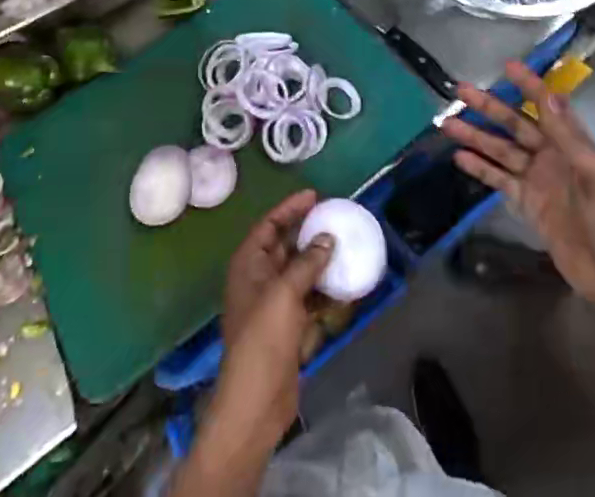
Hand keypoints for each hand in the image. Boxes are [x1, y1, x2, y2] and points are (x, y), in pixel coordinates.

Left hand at [209, 190, 332, 448]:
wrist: (256, 399)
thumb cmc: (263, 339)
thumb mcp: (284, 294)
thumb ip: (306, 263)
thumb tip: (327, 238)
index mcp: (248, 265)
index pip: (268, 225)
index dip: (289, 208)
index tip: (314, 196)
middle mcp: (259, 278)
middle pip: (284, 245)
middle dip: (308, 231)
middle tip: (336, 218)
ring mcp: (273, 303)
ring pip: (299, 271)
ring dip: (320, 260)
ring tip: (346, 245)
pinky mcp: (288, 325)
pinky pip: (309, 297)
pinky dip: (325, 289)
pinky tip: (346, 284)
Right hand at [443, 61, 594, 304]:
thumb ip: (569, 138)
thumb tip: (548, 95)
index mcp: (576, 146)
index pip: (548, 107)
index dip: (529, 86)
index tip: (508, 66)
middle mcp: (554, 157)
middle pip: (516, 126)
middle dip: (490, 107)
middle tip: (461, 90)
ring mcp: (539, 182)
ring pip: (502, 151)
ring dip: (477, 137)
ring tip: (448, 123)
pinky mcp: (528, 206)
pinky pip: (500, 181)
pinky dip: (481, 169)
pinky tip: (460, 158)